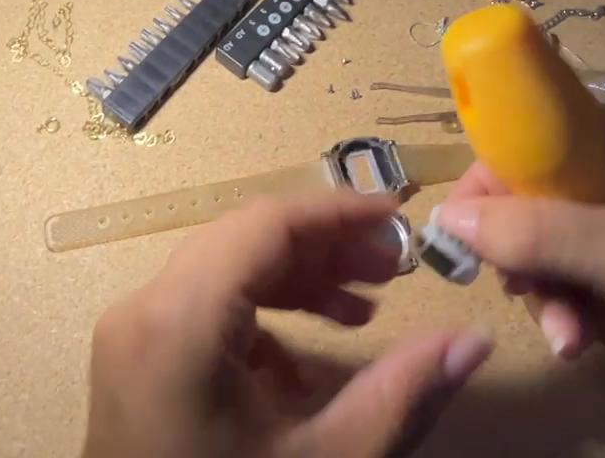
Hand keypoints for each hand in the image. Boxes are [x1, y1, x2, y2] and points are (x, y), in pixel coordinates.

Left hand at [83, 191, 494, 457]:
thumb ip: (401, 394)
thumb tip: (473, 341)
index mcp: (180, 323)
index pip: (266, 226)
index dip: (337, 211)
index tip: (398, 215)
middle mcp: (144, 307)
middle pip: (244, 241)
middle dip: (324, 249)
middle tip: (393, 269)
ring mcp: (131, 329)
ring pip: (223, 269)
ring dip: (295, 281)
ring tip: (364, 311)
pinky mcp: (133, 353)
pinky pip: (202, 309)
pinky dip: (258, 320)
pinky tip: (303, 370)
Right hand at [435, 97, 604, 452]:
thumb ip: (536, 233)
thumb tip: (444, 218)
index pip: (526, 139)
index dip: (489, 184)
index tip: (466, 238)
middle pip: (532, 197)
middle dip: (523, 253)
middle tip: (528, 294)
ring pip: (551, 245)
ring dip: (548, 291)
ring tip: (567, 335)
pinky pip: (581, 279)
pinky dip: (574, 310)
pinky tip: (584, 342)